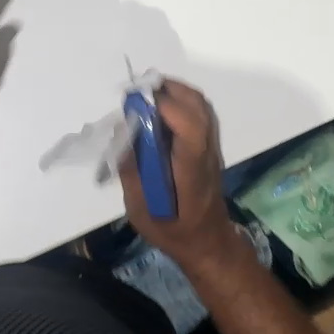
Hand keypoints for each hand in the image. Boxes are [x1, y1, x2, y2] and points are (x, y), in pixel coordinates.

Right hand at [120, 80, 248, 272]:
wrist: (208, 243)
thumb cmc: (172, 231)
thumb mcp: (140, 210)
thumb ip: (131, 171)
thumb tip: (121, 133)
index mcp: (190, 174)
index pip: (191, 132)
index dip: (168, 108)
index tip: (138, 101)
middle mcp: (206, 154)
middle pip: (199, 109)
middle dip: (169, 90)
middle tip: (138, 93)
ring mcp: (212, 148)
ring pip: (202, 106)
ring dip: (175, 92)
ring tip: (146, 98)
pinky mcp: (209, 146)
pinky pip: (200, 112)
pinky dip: (180, 101)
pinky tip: (159, 110)